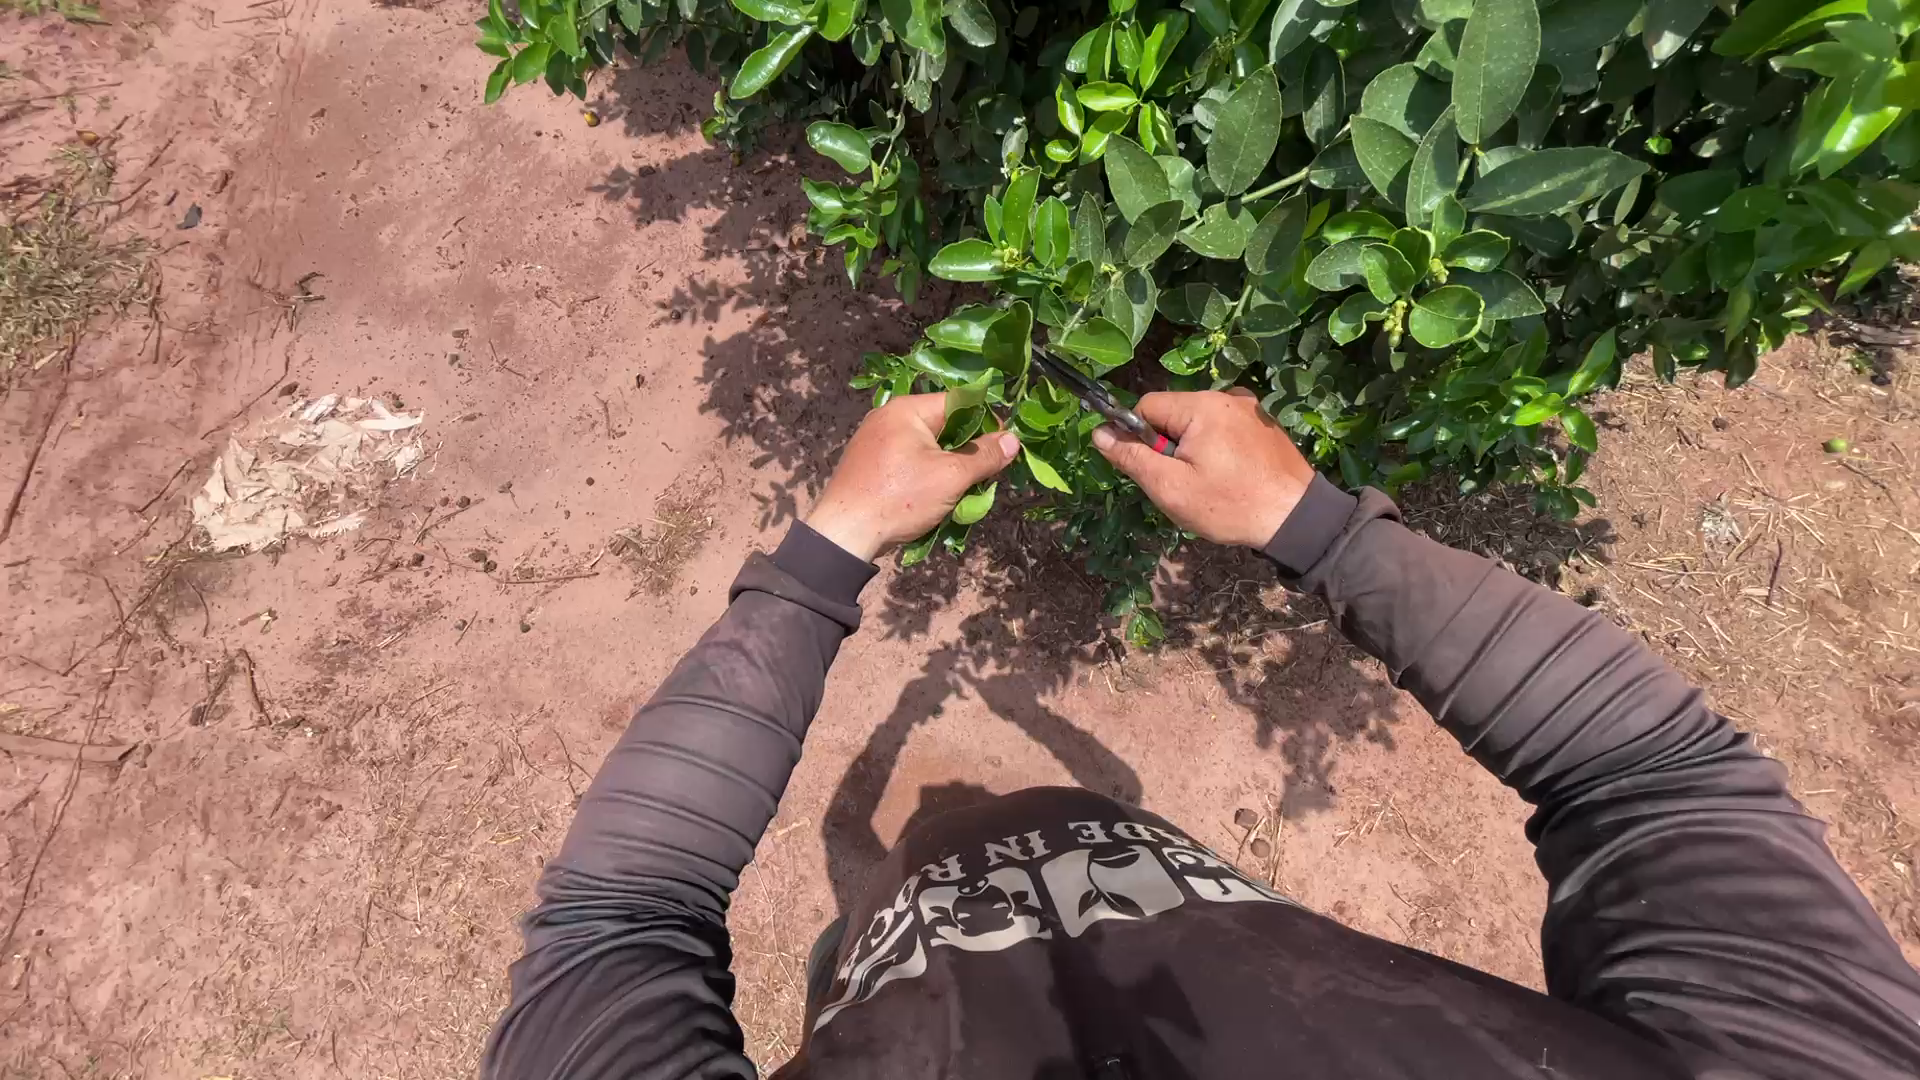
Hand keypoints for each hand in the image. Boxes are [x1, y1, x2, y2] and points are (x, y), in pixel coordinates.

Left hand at [806, 392, 1020, 560]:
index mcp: (908, 409)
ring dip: (948, 468)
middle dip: (967, 451)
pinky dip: (925, 477)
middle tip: (985, 476)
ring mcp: (875, 441)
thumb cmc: (900, 498)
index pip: (959, 402)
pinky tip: (933, 500)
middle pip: (943, 426)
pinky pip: (908, 463)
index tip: (1004, 447)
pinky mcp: (869, 465)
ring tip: (961, 493)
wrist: (844, 533)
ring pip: (927, 448)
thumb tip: (1013, 440)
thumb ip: (985, 456)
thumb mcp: (951, 476)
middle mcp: (888, 417)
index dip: (987, 422)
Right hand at [1091, 389, 1314, 548]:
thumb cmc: (1229, 504)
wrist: (1297, 519)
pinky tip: (1229, 477)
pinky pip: (1223, 429)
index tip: (1153, 468)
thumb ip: (1132, 457)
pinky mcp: (1264, 425)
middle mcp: (1227, 397)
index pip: (1147, 406)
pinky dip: (1216, 450)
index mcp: (1202, 406)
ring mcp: (1250, 409)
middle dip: (1168, 446)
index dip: (1139, 437)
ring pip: (1198, 423)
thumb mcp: (1170, 487)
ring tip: (1209, 484)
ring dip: (1192, 449)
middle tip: (1182, 483)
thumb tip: (1099, 433)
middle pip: (1173, 414)